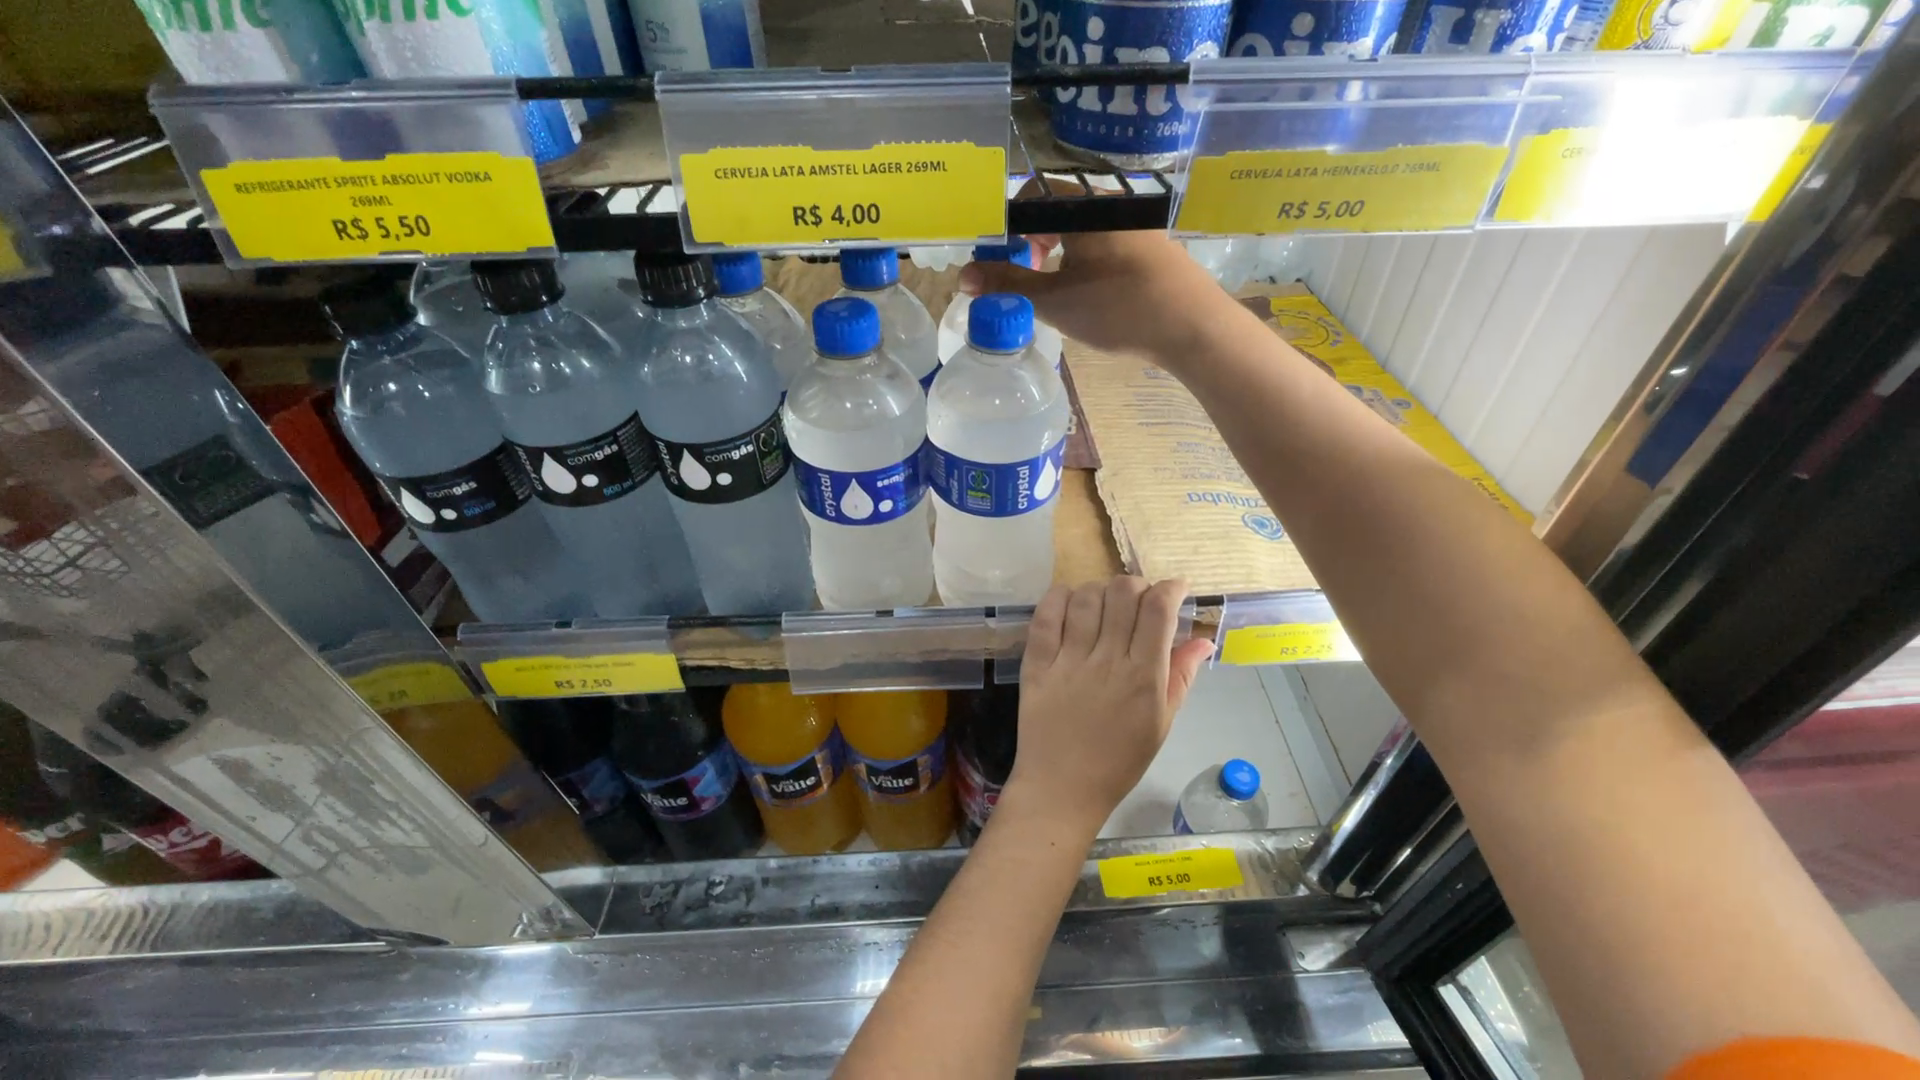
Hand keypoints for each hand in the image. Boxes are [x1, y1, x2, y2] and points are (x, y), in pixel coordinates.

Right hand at [957, 230, 1234, 363]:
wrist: (1193, 326)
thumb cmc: (1118, 307)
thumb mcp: (1055, 300)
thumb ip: (1009, 284)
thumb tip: (962, 275)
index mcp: (1082, 208)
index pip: (1032, 193)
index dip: (1009, 223)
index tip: (1003, 258)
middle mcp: (1109, 206)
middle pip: (1058, 210)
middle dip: (1033, 240)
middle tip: (1026, 276)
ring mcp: (1135, 226)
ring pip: (1083, 229)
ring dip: (1060, 253)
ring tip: (1056, 290)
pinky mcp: (1152, 247)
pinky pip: (1106, 243)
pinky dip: (1086, 261)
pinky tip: (1090, 294)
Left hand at [1006, 576, 1215, 838]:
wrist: (1062, 788)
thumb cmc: (1118, 760)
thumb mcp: (1161, 723)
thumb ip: (1181, 676)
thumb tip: (1204, 639)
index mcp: (1143, 676)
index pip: (1159, 610)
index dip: (1170, 588)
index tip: (1175, 588)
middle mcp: (1107, 660)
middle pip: (1123, 594)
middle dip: (1137, 585)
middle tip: (1138, 599)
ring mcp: (1069, 660)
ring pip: (1086, 598)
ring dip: (1100, 589)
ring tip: (1105, 603)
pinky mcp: (1037, 664)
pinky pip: (1046, 616)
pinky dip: (1059, 597)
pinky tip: (1069, 601)